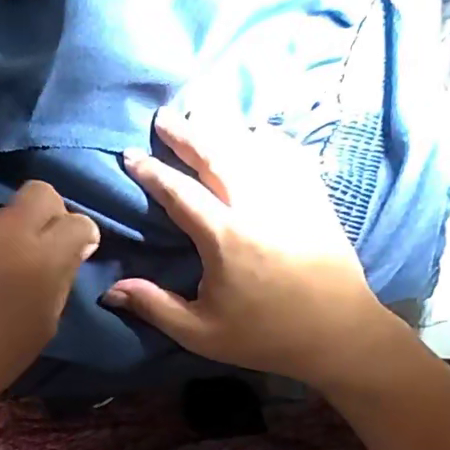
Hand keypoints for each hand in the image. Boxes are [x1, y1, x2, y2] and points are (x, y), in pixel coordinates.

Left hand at [0, 180, 100, 417]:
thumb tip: (74, 249)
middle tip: (45, 245)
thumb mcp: (46, 323)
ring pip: (3, 214)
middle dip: (51, 213)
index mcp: (42, 259)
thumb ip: (62, 277)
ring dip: (12, 233)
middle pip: (40, 192)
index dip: (83, 235)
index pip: (77, 222)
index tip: (78, 251)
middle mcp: (7, 234)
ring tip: (0, 270)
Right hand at [104, 107, 409, 389]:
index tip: (130, 156)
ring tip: (202, 114)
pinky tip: (255, 132)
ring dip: (223, 127)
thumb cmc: (264, 335)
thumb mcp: (200, 333)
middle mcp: (258, 207)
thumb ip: (154, 307)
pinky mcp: (315, 199)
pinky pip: (290, 154)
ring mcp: (291, 197)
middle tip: (164, 117)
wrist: (339, 334)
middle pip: (218, 154)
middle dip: (187, 133)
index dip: (152, 172)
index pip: (180, 193)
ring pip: (254, 147)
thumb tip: (110, 291)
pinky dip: (268, 138)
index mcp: (225, 238)